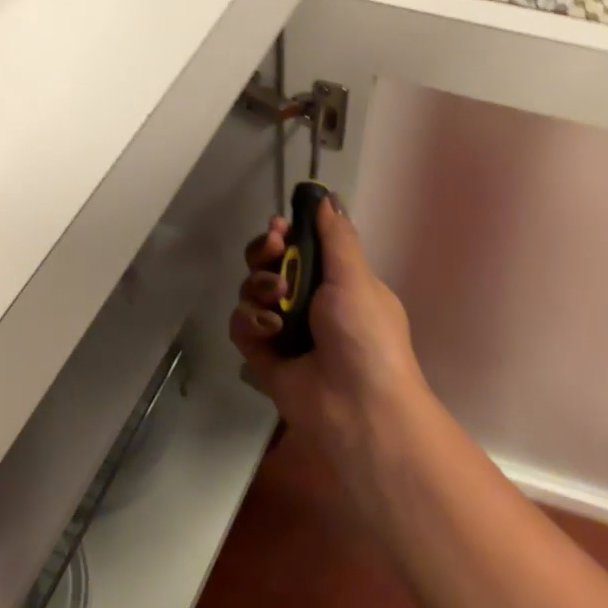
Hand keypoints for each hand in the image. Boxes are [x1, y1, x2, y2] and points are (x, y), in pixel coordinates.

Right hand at [229, 198, 427, 455]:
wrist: (357, 408)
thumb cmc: (365, 336)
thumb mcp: (356, 279)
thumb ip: (336, 238)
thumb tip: (327, 199)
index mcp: (339, 282)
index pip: (303, 246)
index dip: (287, 233)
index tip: (281, 226)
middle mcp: (310, 302)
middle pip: (270, 264)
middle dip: (266, 255)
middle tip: (275, 255)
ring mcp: (285, 329)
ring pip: (252, 291)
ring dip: (260, 287)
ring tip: (279, 299)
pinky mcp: (262, 356)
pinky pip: (242, 325)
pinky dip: (251, 322)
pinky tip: (270, 330)